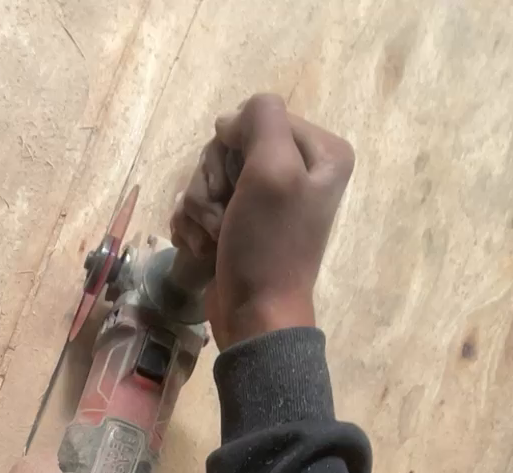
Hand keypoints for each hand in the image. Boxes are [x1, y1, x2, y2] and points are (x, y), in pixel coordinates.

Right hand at [168, 94, 355, 349]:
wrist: (254, 314)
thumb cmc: (268, 246)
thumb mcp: (273, 170)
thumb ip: (261, 120)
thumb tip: (229, 122)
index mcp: (320, 152)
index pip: (258, 118)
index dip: (234, 148)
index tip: (236, 186)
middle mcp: (295, 171)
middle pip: (228, 148)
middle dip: (212, 185)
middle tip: (221, 218)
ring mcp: (262, 201)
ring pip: (207, 179)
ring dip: (199, 211)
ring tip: (211, 240)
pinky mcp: (236, 226)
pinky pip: (198, 208)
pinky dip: (192, 228)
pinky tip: (201, 249)